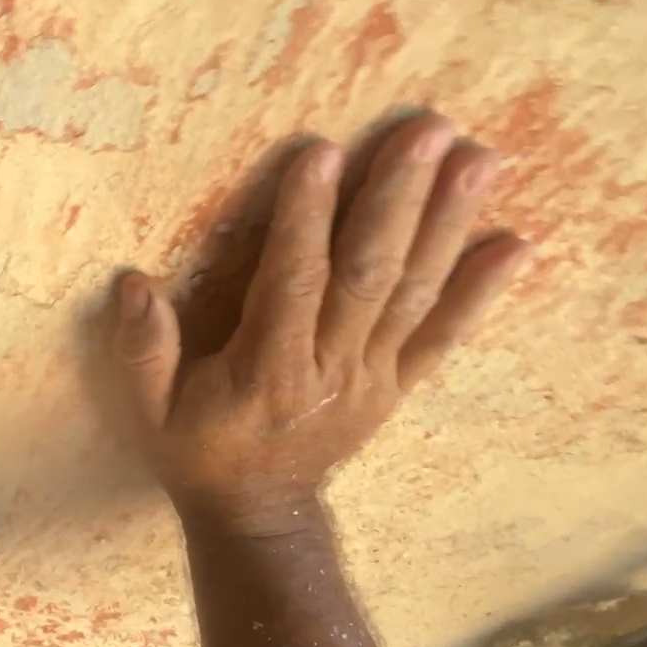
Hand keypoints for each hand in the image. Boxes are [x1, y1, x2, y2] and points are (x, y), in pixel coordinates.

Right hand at [110, 114, 533, 532]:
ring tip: (479, 161)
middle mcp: (330, 367)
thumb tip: (133, 284)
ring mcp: (371, 378)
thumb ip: (144, 350)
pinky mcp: (395, 388)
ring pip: (413, 294)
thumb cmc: (197, 455)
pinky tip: (513, 245)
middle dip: (397, 198)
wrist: (257, 515)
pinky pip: (443, 338)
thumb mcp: (150, 412)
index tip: (322, 152)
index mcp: (268, 369)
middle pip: (370, 274)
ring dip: (448, 224)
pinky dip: (480, 292)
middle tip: (428, 130)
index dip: (306, 216)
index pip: (293, 280)